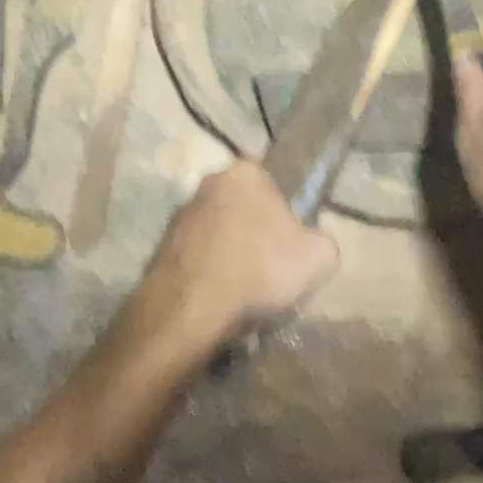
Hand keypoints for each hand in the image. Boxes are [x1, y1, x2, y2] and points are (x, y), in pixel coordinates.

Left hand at [134, 161, 340, 347]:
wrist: (191, 309)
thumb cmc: (260, 271)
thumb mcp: (320, 257)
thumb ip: (321, 240)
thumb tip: (310, 244)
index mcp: (245, 172)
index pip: (273, 180)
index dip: (286, 211)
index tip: (292, 242)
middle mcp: (207, 183)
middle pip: (243, 207)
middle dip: (256, 233)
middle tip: (272, 269)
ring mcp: (179, 215)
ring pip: (219, 233)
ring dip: (231, 255)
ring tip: (246, 293)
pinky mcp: (161, 247)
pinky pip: (198, 258)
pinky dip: (210, 274)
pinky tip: (220, 301)